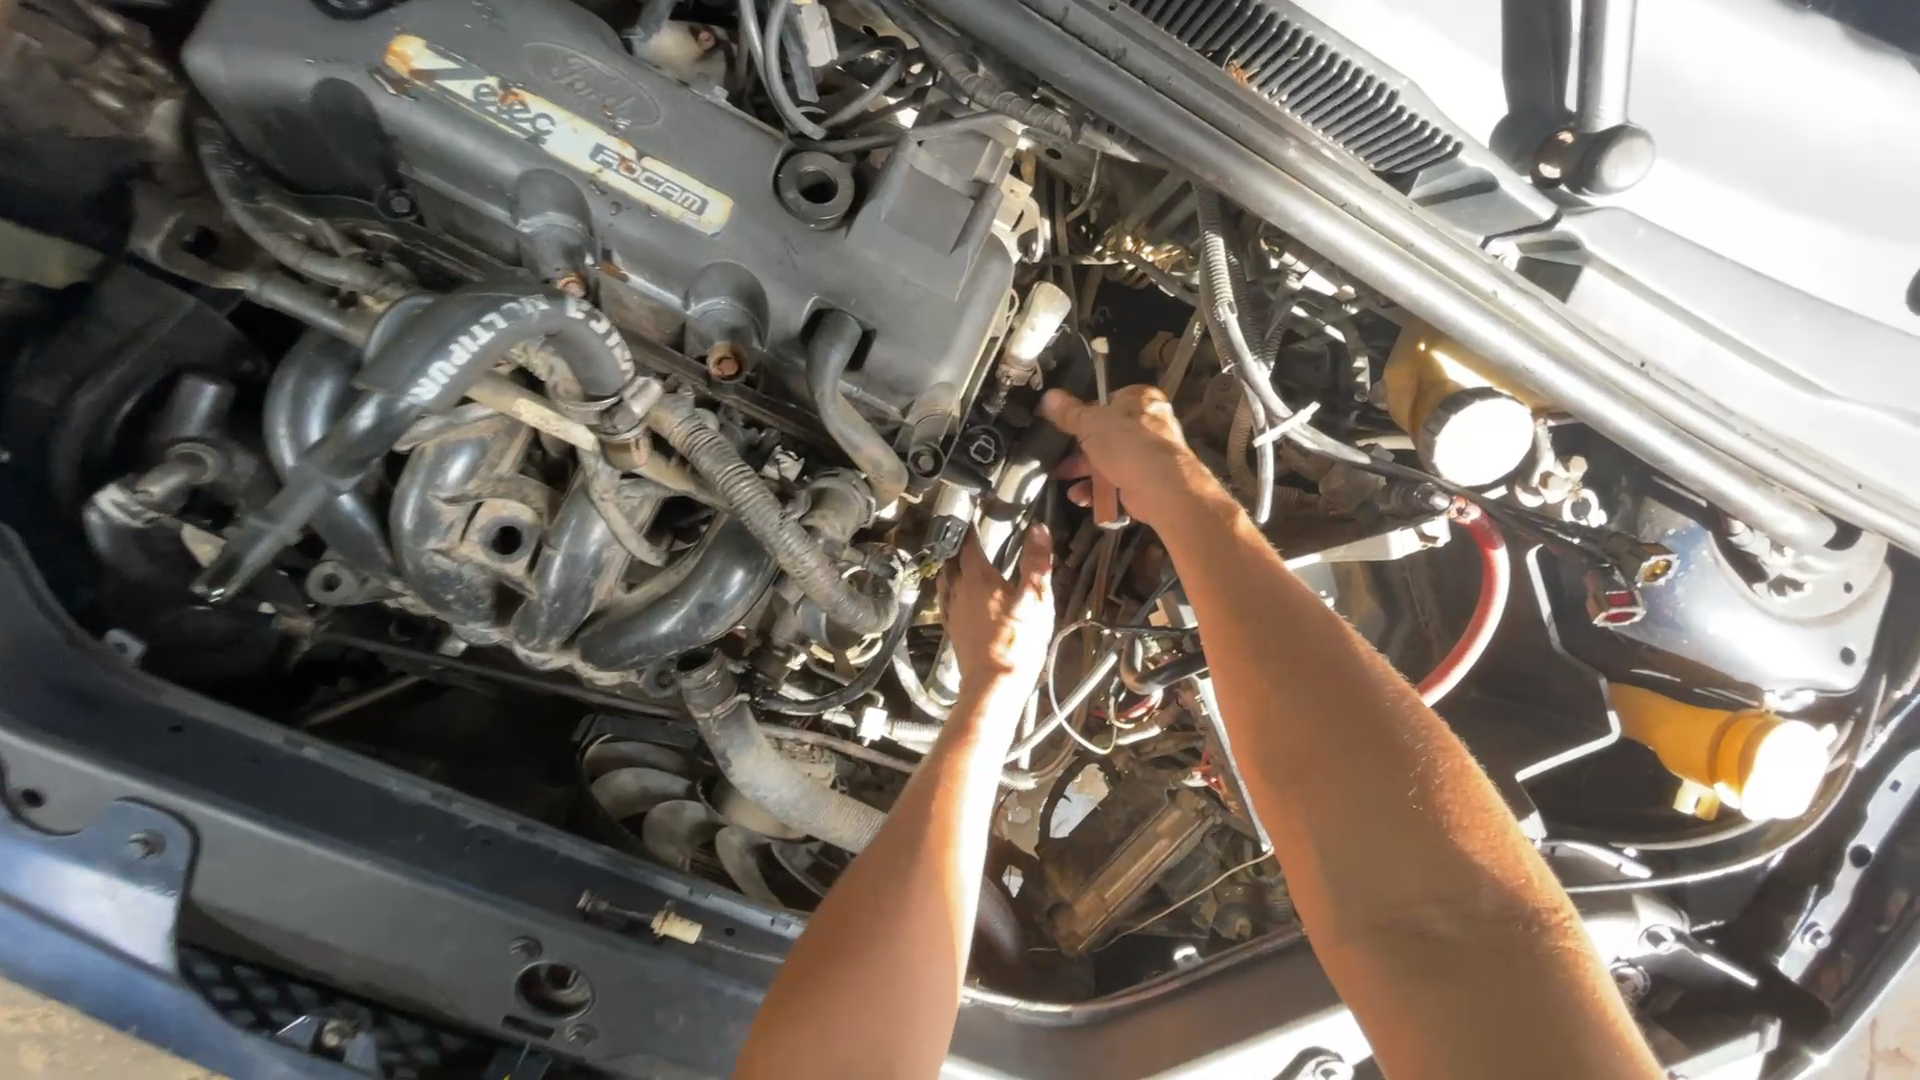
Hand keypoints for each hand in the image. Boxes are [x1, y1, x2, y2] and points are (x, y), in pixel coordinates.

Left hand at [939, 524, 1054, 704]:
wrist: (995, 683)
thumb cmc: (1019, 641)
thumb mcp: (1036, 598)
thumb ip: (1036, 561)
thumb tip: (1038, 528)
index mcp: (978, 578)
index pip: (969, 544)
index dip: (971, 529)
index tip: (973, 517)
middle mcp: (959, 590)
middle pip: (952, 561)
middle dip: (958, 546)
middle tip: (965, 536)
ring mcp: (952, 611)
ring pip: (945, 580)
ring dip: (951, 567)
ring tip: (959, 561)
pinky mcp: (952, 629)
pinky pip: (945, 601)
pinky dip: (949, 590)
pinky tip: (955, 594)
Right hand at [1039, 386, 1225, 529]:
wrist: (1160, 485)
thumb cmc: (1126, 443)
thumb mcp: (1090, 422)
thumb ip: (1069, 412)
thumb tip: (1048, 396)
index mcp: (1139, 399)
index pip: (1108, 401)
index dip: (1085, 414)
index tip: (1066, 426)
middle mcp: (1148, 423)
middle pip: (1106, 434)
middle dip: (1079, 450)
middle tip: (1058, 457)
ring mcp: (1149, 454)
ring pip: (1109, 461)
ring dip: (1084, 472)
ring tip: (1063, 478)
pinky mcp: (1146, 481)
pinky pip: (1117, 482)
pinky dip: (1098, 490)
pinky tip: (1080, 497)